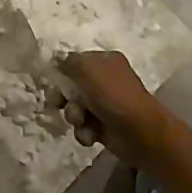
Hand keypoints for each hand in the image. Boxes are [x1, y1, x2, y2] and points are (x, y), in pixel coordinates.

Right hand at [59, 51, 173, 166]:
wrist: (139, 131)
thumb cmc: (113, 94)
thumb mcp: (87, 69)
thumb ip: (68, 61)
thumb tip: (56, 57)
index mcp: (105, 61)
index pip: (77, 62)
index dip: (63, 71)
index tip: (52, 81)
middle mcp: (106, 81)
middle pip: (73, 86)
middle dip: (63, 97)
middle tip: (56, 104)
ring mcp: (105, 105)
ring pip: (76, 108)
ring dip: (74, 116)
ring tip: (80, 121)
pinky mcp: (104, 127)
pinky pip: (84, 127)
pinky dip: (84, 131)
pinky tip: (90, 134)